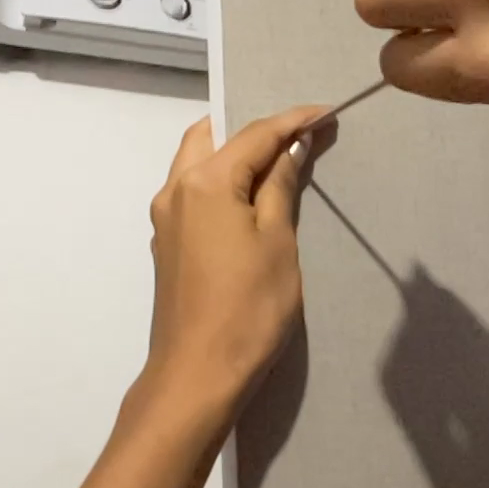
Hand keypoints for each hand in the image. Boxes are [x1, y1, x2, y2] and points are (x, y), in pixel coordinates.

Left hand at [139, 106, 330, 420]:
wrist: (196, 374)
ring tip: (274, 163)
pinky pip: (191, 191)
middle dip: (251, 129)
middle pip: (211, 137)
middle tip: (293, 137)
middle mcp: (173, 189)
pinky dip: (218, 180)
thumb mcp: (277, 242)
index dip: (291, 120)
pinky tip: (246, 197)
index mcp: (203, 182)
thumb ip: (279, 186)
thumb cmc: (248, 308)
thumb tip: (290, 147)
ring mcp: (164, 217)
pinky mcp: (166, 242)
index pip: (252, 134)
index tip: (324, 113)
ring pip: (195, 162)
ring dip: (231, 154)